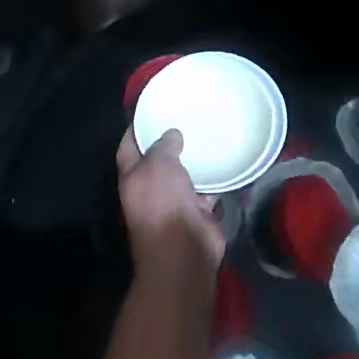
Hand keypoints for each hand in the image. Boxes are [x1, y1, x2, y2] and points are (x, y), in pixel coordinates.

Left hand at [117, 128, 223, 271]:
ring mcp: (176, 200)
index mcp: (133, 176)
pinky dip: (218, 178)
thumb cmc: (162, 202)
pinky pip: (210, 188)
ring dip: (197, 158)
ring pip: (187, 173)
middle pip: (160, 160)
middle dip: (172, 142)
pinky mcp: (199, 210)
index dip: (137, 128)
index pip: (129, 146)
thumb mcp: (157, 165)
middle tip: (189, 116)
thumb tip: (172, 134)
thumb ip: (163, 146)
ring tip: (212, 131)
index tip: (152, 110)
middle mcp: (152, 187)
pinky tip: (229, 158)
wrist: (184, 247)